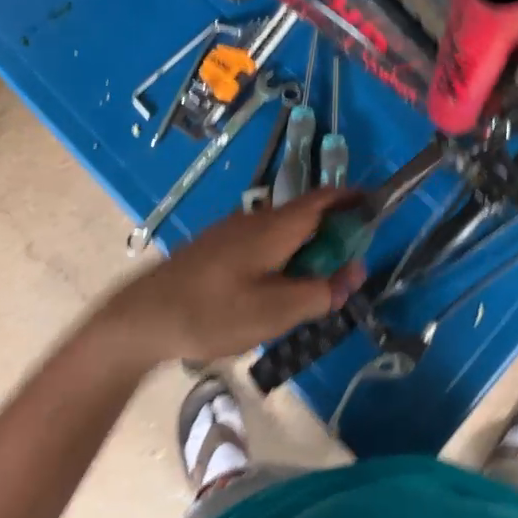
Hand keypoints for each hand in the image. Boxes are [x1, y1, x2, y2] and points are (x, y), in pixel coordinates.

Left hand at [95, 188, 365, 365]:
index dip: (352, 199)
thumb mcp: (274, 312)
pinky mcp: (215, 249)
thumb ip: (319, 292)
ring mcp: (231, 232)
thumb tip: (354, 271)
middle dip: (333, 233)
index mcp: (274, 227)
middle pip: (305, 216)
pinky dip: (284, 257)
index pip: (323, 199)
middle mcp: (255, 220)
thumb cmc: (212, 313)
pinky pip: (263, 244)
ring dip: (307, 249)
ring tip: (316, 286)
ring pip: (282, 232)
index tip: (376, 208)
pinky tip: (276, 291)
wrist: (142, 318)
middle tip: (349, 267)